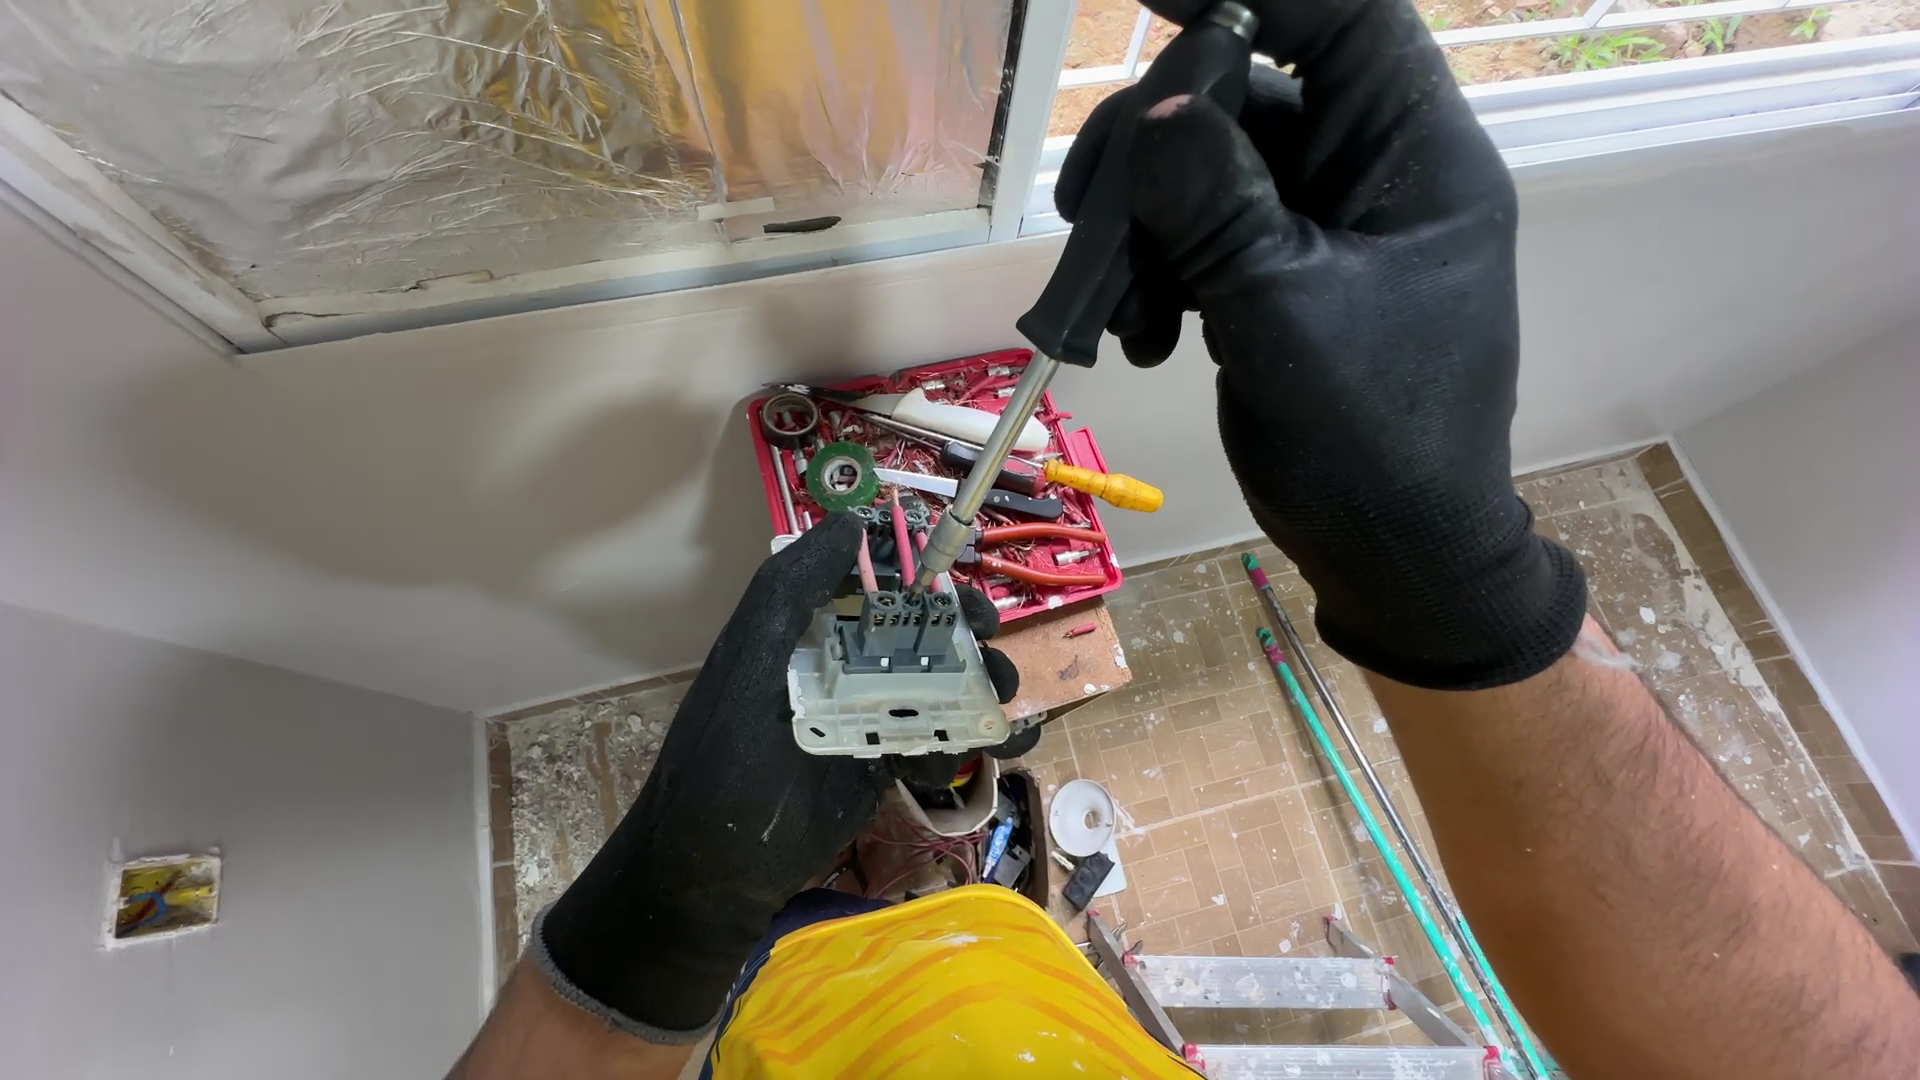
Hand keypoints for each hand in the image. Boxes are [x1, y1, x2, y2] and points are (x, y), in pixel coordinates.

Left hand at [532, 513, 1017, 1038]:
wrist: (714, 869)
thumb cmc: (727, 753)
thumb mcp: (752, 657)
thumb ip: (793, 585)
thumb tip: (853, 520)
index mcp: (812, 628)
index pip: (876, 583)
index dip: (922, 574)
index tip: (956, 577)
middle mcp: (845, 664)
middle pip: (920, 633)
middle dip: (963, 631)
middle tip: (987, 639)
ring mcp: (869, 714)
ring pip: (940, 686)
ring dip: (978, 686)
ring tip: (998, 700)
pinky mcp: (885, 762)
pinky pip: (938, 740)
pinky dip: (969, 742)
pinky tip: (988, 750)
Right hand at [1057, 0, 1585, 688]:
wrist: (1382, 542)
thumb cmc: (1366, 434)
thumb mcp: (1284, 312)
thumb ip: (1218, 208)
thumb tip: (1159, 111)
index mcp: (1408, 162)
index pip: (1345, 25)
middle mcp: (1363, 184)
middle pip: (1248, 108)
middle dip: (1158, 147)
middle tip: (1086, 201)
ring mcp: (1312, 241)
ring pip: (1206, 188)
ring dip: (1143, 237)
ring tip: (1111, 307)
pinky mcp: (1271, 290)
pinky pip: (1198, 252)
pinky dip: (1157, 286)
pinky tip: (1139, 342)